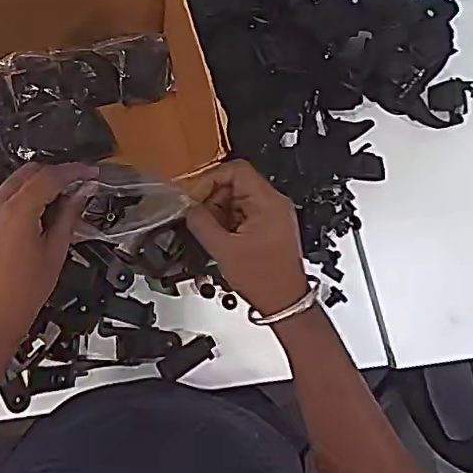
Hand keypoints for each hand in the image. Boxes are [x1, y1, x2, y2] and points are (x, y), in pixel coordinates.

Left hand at [0, 162, 96, 359]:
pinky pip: (0, 199)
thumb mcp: (55, 252)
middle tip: (78, 184)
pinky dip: (20, 198)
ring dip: (37, 185)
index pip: (49, 176)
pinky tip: (37, 214)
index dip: (74, 171)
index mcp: (16, 212)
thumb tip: (80, 195)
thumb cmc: (19, 296)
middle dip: (55, 173)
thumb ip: (69, 216)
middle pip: (29, 172)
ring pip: (13, 183)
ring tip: (60, 201)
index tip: (89, 172)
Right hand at [183, 160, 312, 316]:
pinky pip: (244, 210)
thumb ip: (201, 222)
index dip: (210, 179)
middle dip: (213, 198)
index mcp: (267, 202)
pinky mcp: (270, 224)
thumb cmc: (265, 280)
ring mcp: (274, 213)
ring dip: (220, 211)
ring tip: (217, 234)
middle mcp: (274, 202)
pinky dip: (229, 220)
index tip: (195, 195)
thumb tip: (188, 206)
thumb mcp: (223, 249)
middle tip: (201, 217)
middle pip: (235, 182)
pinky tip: (226, 239)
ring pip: (238, 197)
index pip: (235, 170)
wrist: (284, 302)